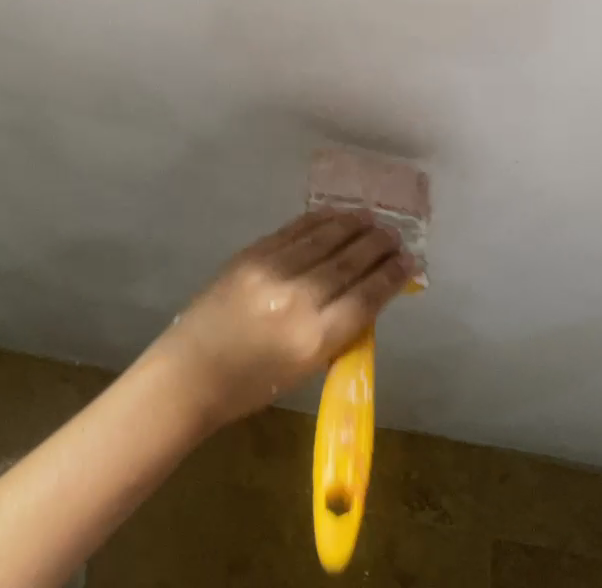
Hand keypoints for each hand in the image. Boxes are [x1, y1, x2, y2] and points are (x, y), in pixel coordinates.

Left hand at [142, 210, 414, 428]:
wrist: (191, 372)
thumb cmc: (252, 384)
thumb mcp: (308, 367)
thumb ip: (340, 328)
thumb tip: (371, 292)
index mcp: (316, 338)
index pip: (368, 297)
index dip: (393, 276)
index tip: (410, 263)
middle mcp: (299, 299)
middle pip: (352, 262)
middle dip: (379, 246)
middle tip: (397, 237)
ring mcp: (273, 272)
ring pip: (327, 239)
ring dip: (356, 226)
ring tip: (374, 220)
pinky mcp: (252, 255)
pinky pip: (296, 231)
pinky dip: (322, 221)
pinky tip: (338, 217)